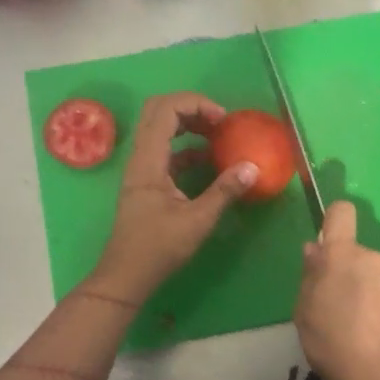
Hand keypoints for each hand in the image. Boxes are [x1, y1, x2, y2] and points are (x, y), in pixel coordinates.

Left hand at [90, 93, 257, 300]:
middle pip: (159, 112)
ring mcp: (141, 170)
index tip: (223, 120)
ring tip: (218, 138)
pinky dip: (186, 149)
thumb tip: (252, 167)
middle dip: (191, 109)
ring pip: (160, 131)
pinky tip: (209, 163)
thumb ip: (225, 191)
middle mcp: (140, 158)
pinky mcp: (146, 183)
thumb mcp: (198, 220)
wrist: (127, 275)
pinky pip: (165, 153)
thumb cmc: (159, 248)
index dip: (196, 104)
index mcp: (148, 161)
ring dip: (189, 127)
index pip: (165, 110)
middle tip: (219, 123)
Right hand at [296, 201, 379, 379]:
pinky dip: (370, 309)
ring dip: (356, 291)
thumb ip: (311, 276)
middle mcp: (373, 260)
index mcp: (344, 254)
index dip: (331, 220)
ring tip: (344, 327)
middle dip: (340, 270)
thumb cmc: (333, 340)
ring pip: (367, 276)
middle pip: (353, 253)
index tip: (322, 245)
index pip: (341, 212)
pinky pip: (379, 296)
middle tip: (325, 305)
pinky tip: (363, 337)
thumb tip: (315, 251)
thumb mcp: (305, 310)